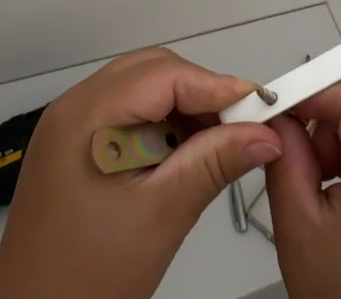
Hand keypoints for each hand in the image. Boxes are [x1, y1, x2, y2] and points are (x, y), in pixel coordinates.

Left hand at [0, 48, 282, 298]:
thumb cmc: (93, 270)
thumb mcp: (163, 213)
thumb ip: (215, 162)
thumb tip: (269, 134)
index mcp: (88, 114)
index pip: (166, 73)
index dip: (217, 86)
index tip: (261, 108)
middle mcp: (75, 106)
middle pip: (154, 70)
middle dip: (200, 92)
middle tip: (238, 128)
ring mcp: (70, 124)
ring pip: (143, 87)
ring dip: (183, 106)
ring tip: (215, 144)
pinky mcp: (73, 145)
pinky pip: (128, 111)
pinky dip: (161, 123)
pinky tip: (182, 155)